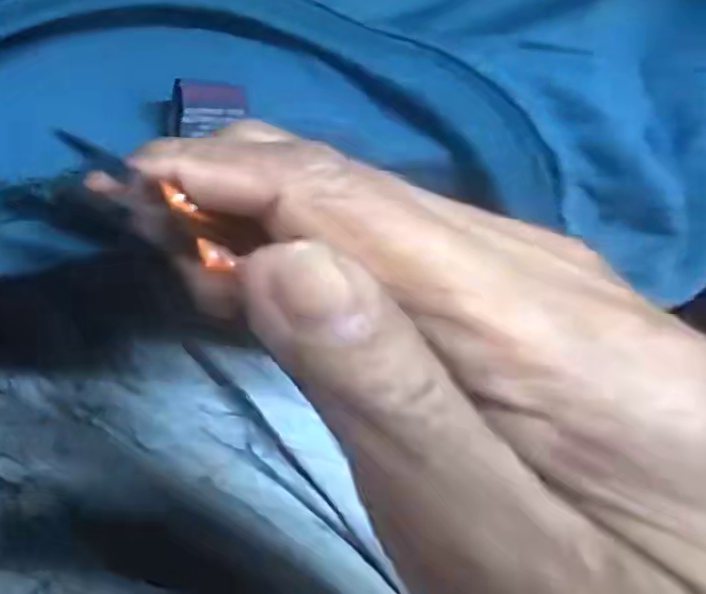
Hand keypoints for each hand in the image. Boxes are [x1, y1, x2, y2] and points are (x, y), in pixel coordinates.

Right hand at [110, 121, 705, 593]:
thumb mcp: (466, 532)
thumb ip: (381, 388)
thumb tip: (276, 256)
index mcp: (573, 341)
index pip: (358, 204)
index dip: (231, 172)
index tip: (131, 174)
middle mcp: (560, 275)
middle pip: (351, 184)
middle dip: (223, 179)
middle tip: (133, 206)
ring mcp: (531, 272)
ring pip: (349, 195)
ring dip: (244, 203)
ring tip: (169, 232)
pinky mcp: (495, 287)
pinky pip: (367, 229)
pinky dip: (284, 233)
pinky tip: (238, 260)